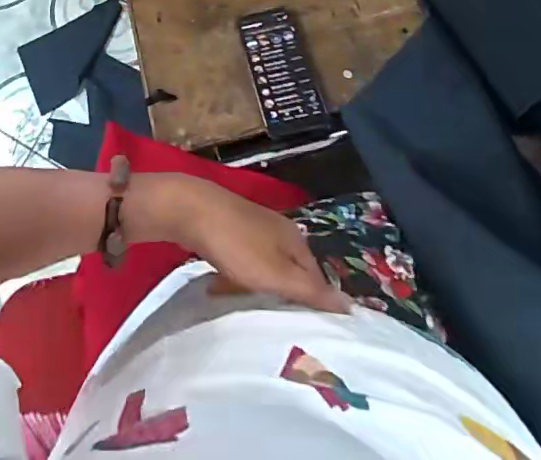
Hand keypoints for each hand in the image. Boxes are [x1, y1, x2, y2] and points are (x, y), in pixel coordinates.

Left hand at [130, 174, 350, 313]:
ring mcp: (252, 225)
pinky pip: (241, 259)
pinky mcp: (228, 226)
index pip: (316, 278)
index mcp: (295, 238)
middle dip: (282, 296)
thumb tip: (349, 306)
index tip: (304, 332)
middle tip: (272, 325)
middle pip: (289, 271)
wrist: (190, 209)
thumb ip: (310, 292)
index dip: (313, 304)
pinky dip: (237, 275)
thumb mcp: (277, 275)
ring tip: (246, 310)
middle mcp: (278, 228)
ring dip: (257, 287)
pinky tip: (222, 287)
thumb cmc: (237, 245)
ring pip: (264, 266)